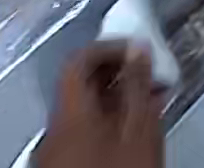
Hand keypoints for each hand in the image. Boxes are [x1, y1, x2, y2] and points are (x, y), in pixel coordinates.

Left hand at [35, 42, 164, 167]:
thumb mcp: (139, 128)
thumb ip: (138, 83)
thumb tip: (138, 49)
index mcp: (67, 116)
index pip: (78, 61)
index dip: (109, 47)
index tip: (138, 47)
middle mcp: (52, 133)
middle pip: (80, 86)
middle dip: (118, 72)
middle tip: (150, 72)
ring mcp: (53, 158)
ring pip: (84, 111)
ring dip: (117, 98)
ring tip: (151, 100)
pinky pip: (83, 134)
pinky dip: (109, 122)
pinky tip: (135, 130)